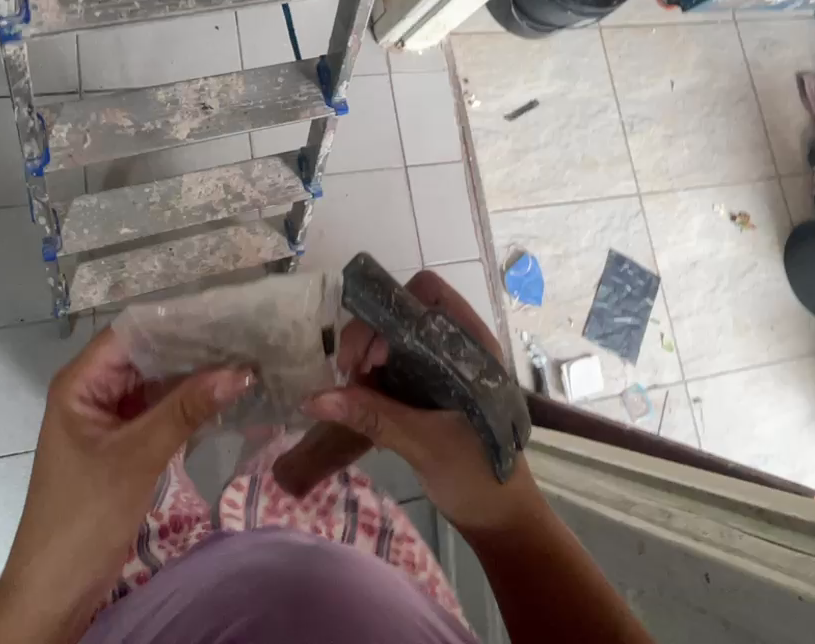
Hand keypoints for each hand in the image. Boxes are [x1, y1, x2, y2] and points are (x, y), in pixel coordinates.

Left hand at [0, 328, 252, 635]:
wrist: (56, 591)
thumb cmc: (84, 515)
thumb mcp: (138, 457)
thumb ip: (187, 409)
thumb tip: (240, 370)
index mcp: (81, 381)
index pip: (133, 331)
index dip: (176, 319)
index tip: (225, 312)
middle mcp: (94, 390)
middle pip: (148, 355)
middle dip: (193, 347)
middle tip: (247, 335)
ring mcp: (109, 417)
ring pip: (157, 383)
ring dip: (195, 376)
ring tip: (246, 358)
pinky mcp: (123, 443)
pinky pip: (160, 411)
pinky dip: (189, 405)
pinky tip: (226, 396)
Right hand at [303, 271, 548, 538]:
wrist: (501, 520)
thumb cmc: (478, 477)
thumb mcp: (424, 444)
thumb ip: (373, 416)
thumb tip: (313, 398)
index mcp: (472, 345)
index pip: (427, 293)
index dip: (392, 311)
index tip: (371, 356)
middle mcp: (457, 345)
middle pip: (402, 313)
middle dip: (369, 336)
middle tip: (350, 375)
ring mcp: (442, 365)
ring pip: (393, 337)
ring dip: (367, 357)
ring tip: (353, 392)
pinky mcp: (429, 387)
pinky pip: (392, 364)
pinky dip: (372, 376)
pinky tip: (360, 401)